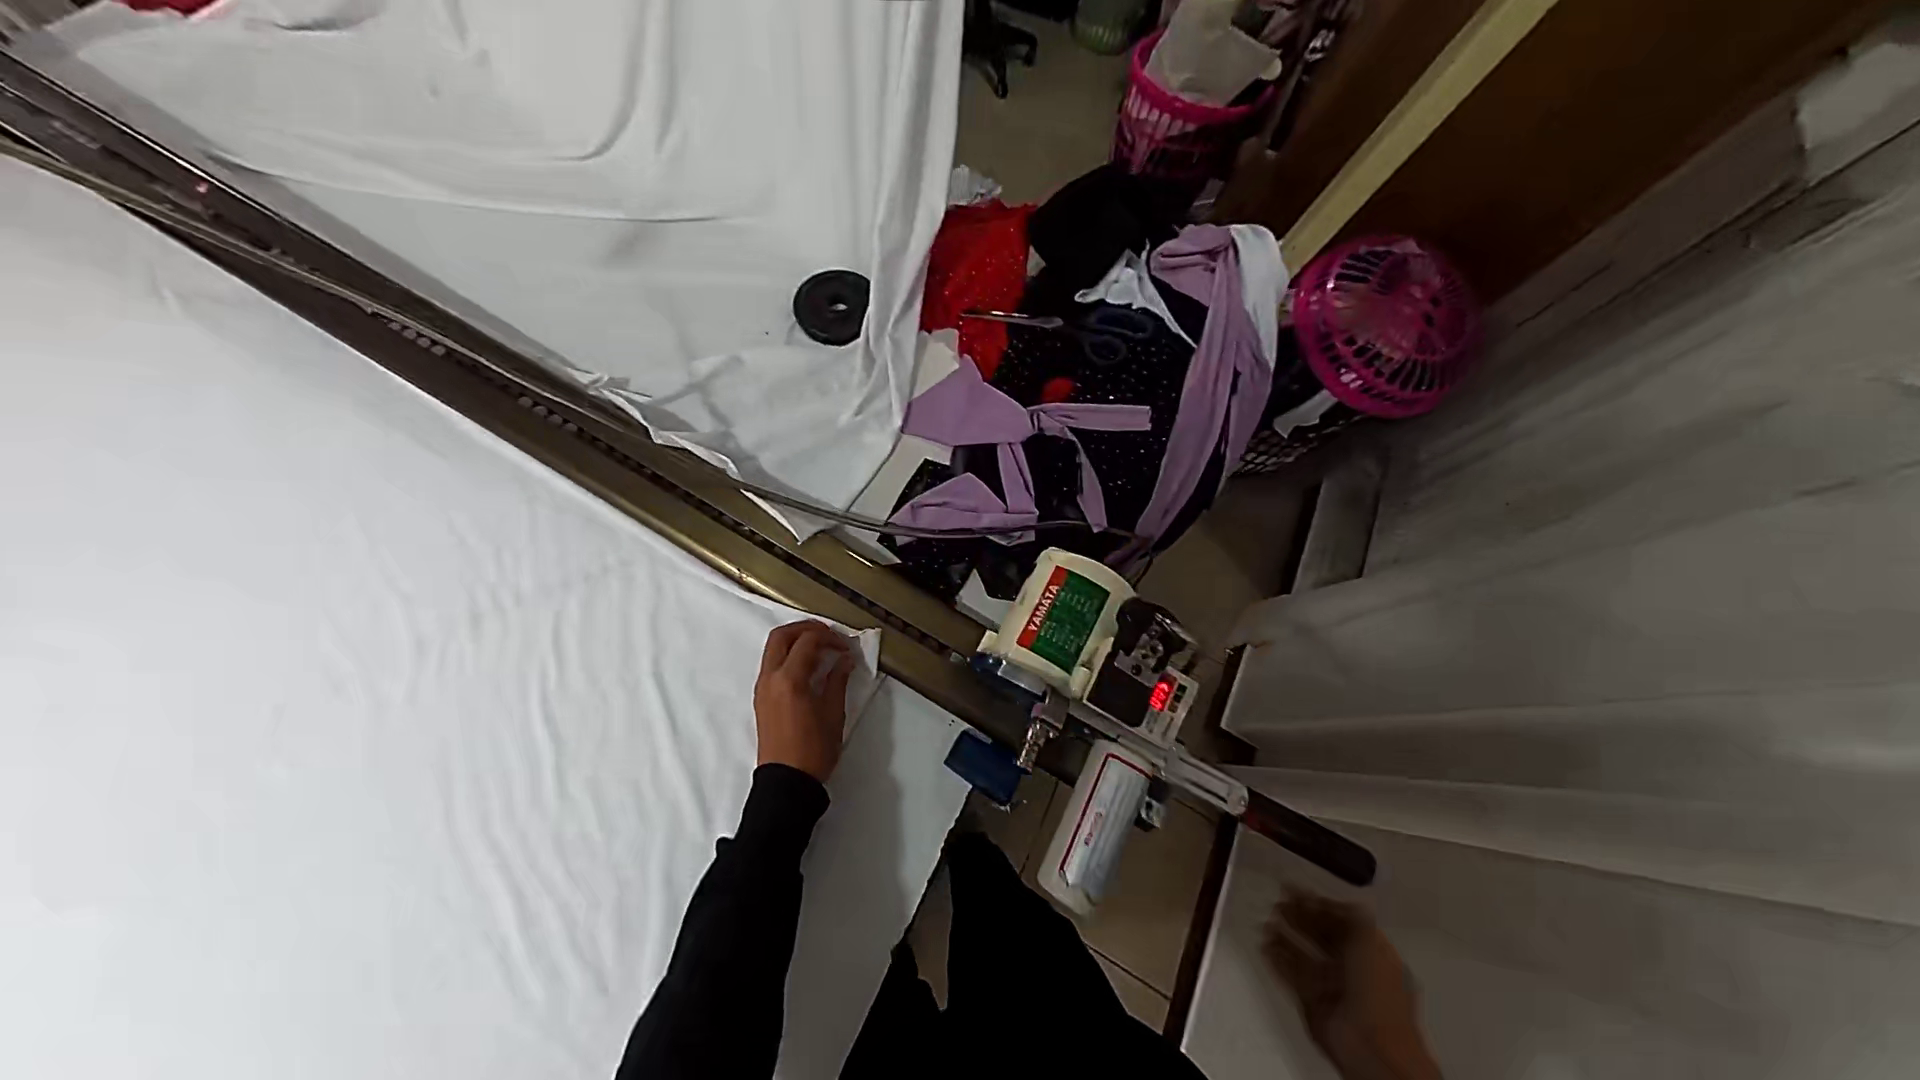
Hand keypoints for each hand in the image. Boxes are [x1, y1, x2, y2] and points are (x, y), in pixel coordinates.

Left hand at [753, 620, 851, 783]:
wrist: (786, 782)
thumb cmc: (813, 750)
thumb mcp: (833, 713)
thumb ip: (837, 681)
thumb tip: (844, 660)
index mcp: (789, 679)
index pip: (807, 641)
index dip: (829, 638)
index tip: (845, 647)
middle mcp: (770, 678)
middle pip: (782, 636)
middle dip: (806, 628)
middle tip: (829, 635)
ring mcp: (762, 688)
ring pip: (773, 648)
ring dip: (796, 641)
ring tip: (821, 649)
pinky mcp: (761, 698)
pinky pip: (772, 664)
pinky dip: (789, 656)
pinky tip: (809, 667)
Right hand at [1265, 891, 1440, 1079]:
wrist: (1370, 1047)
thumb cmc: (1375, 990)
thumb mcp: (1370, 944)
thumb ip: (1353, 919)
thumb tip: (1340, 901)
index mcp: (1370, 954)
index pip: (1343, 923)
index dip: (1321, 906)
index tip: (1297, 890)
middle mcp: (1351, 967)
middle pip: (1320, 936)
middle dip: (1299, 918)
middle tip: (1278, 900)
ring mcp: (1330, 985)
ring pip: (1303, 954)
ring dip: (1285, 937)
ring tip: (1268, 920)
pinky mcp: (1311, 1000)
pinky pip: (1291, 974)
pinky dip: (1277, 959)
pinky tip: (1264, 944)